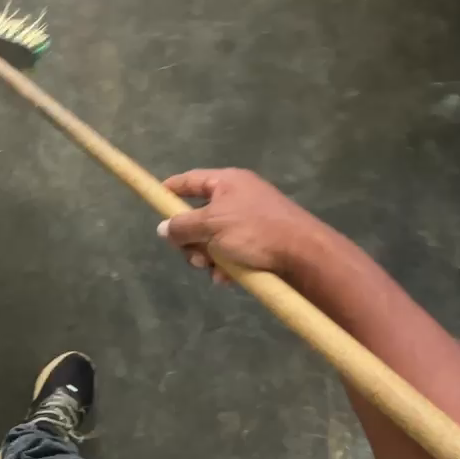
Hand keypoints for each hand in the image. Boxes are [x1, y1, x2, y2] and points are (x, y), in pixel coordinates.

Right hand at [158, 168, 348, 286]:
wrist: (305, 254)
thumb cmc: (255, 231)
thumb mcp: (211, 225)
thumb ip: (182, 226)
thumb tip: (162, 228)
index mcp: (227, 183)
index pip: (189, 181)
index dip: (169, 190)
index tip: (154, 200)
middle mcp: (238, 197)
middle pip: (198, 215)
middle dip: (190, 238)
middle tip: (191, 254)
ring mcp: (250, 220)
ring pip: (213, 238)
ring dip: (206, 255)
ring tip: (212, 268)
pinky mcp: (260, 241)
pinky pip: (231, 251)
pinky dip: (224, 264)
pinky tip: (226, 278)